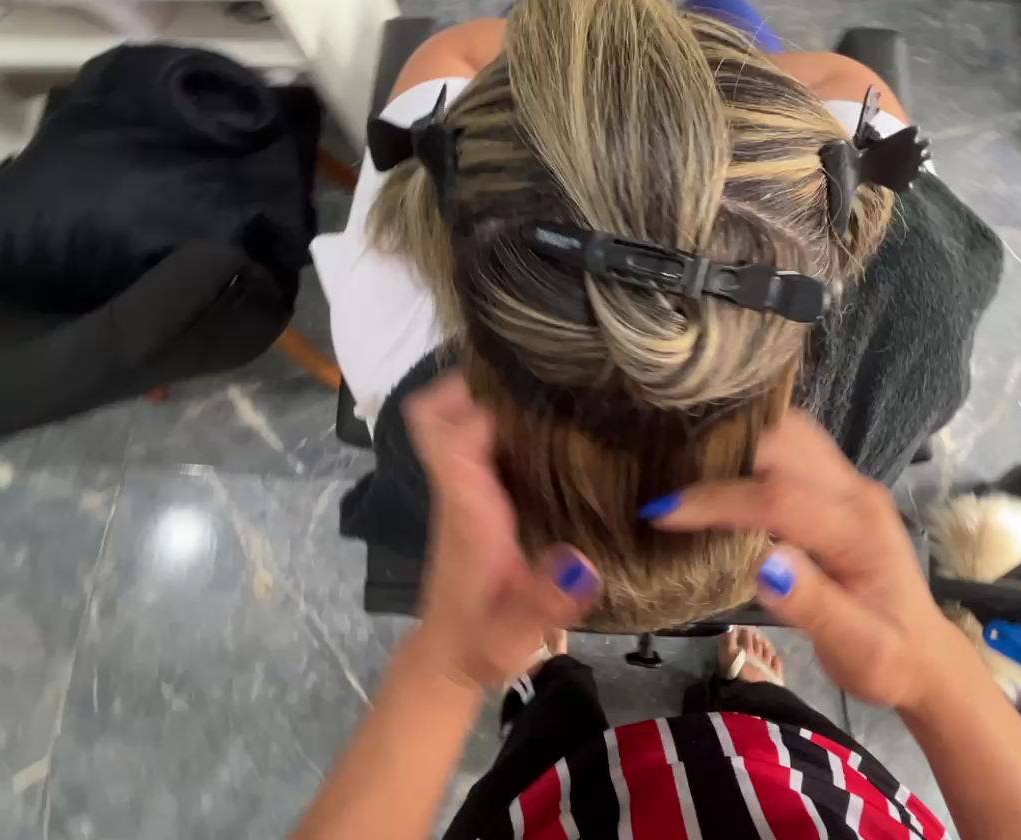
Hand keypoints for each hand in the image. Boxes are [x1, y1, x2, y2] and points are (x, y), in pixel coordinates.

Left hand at [403, 373, 598, 689]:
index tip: (530, 379)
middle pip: (437, 412)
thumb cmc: (482, 643)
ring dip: (486, 392)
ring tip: (547, 377)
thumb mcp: (515, 633)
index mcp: (468, 508)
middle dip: (472, 380)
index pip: (451, 437)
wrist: (450, 657)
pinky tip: (548, 417)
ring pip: (453, 418)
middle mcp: (460, 486)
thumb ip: (546, 602)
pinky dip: (500, 416)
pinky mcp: (477, 492)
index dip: (480, 403)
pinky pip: (476, 435)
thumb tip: (584, 562)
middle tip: (532, 363)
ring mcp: (464, 487)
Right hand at [645, 411, 950, 710]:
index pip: (779, 499)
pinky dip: (755, 444)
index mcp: (860, 531)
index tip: (663, 512)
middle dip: (726, 451)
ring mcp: (851, 482)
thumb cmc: (889, 661)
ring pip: (791, 432)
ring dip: (741, 439)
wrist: (927, 657)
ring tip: (690, 463)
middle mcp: (857, 492)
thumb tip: (766, 565)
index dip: (719, 501)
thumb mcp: (858, 651)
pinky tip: (725, 461)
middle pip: (786, 442)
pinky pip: (793, 444)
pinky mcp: (840, 484)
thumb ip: (814, 607)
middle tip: (671, 474)